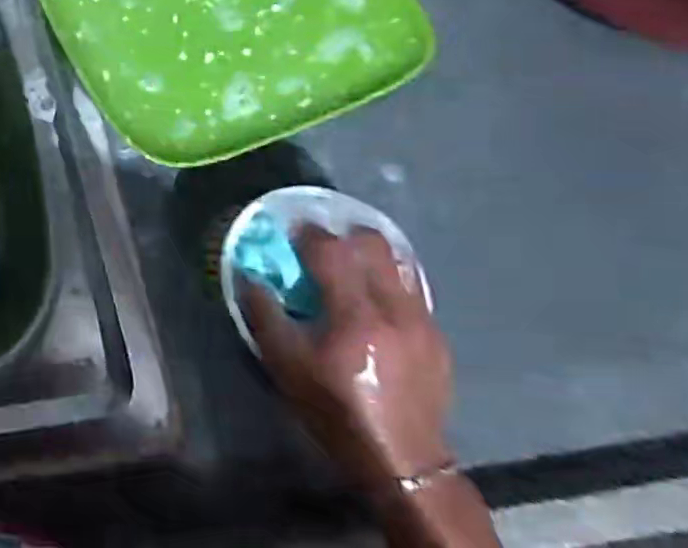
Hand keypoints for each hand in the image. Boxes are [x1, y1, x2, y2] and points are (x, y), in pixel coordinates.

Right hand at [239, 228, 453, 491]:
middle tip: (321, 243)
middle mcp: (394, 308)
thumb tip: (250, 274)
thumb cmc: (333, 406)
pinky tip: (371, 299)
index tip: (291, 228)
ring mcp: (422, 321)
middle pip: (373, 244)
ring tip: (348, 264)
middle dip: (343, 234)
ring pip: (398, 261)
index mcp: (355, 314)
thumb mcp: (283, 362)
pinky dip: (387, 281)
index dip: (308, 232)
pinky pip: (410, 289)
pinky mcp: (437, 336)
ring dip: (369, 254)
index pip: (332, 249)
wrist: (401, 460)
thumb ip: (263, 312)